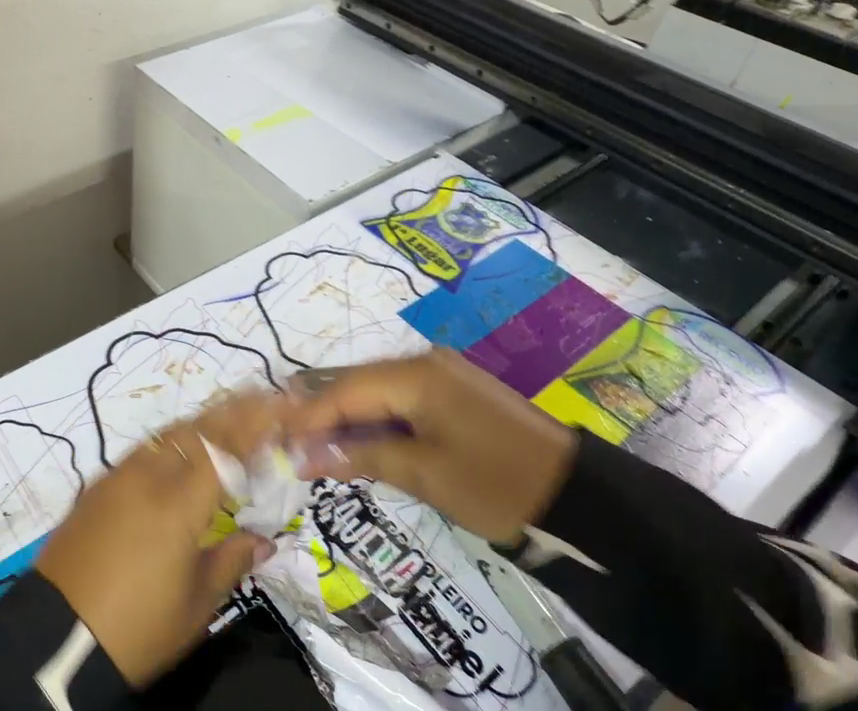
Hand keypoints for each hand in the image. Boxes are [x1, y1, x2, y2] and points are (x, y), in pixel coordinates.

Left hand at [35, 393, 281, 685]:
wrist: (54, 639)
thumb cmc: (137, 629)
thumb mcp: (196, 605)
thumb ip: (231, 561)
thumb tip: (263, 539)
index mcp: (179, 505)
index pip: (226, 450)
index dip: (255, 425)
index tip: (281, 407)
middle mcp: (147, 479)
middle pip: (196, 430)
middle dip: (231, 411)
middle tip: (261, 397)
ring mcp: (117, 479)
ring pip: (167, 435)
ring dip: (201, 422)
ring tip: (226, 415)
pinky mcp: (95, 490)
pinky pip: (143, 451)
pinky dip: (171, 440)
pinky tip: (180, 448)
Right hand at [281, 350, 575, 542]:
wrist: (580, 495)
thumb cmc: (495, 484)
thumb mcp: (424, 475)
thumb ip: (361, 456)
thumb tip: (305, 456)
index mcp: (416, 375)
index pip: (344, 391)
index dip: (308, 419)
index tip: (277, 446)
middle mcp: (425, 362)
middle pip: (357, 384)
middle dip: (323, 417)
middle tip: (292, 450)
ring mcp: (443, 373)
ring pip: (377, 391)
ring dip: (349, 420)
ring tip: (318, 451)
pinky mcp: (455, 391)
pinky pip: (401, 398)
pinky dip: (378, 420)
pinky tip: (360, 442)